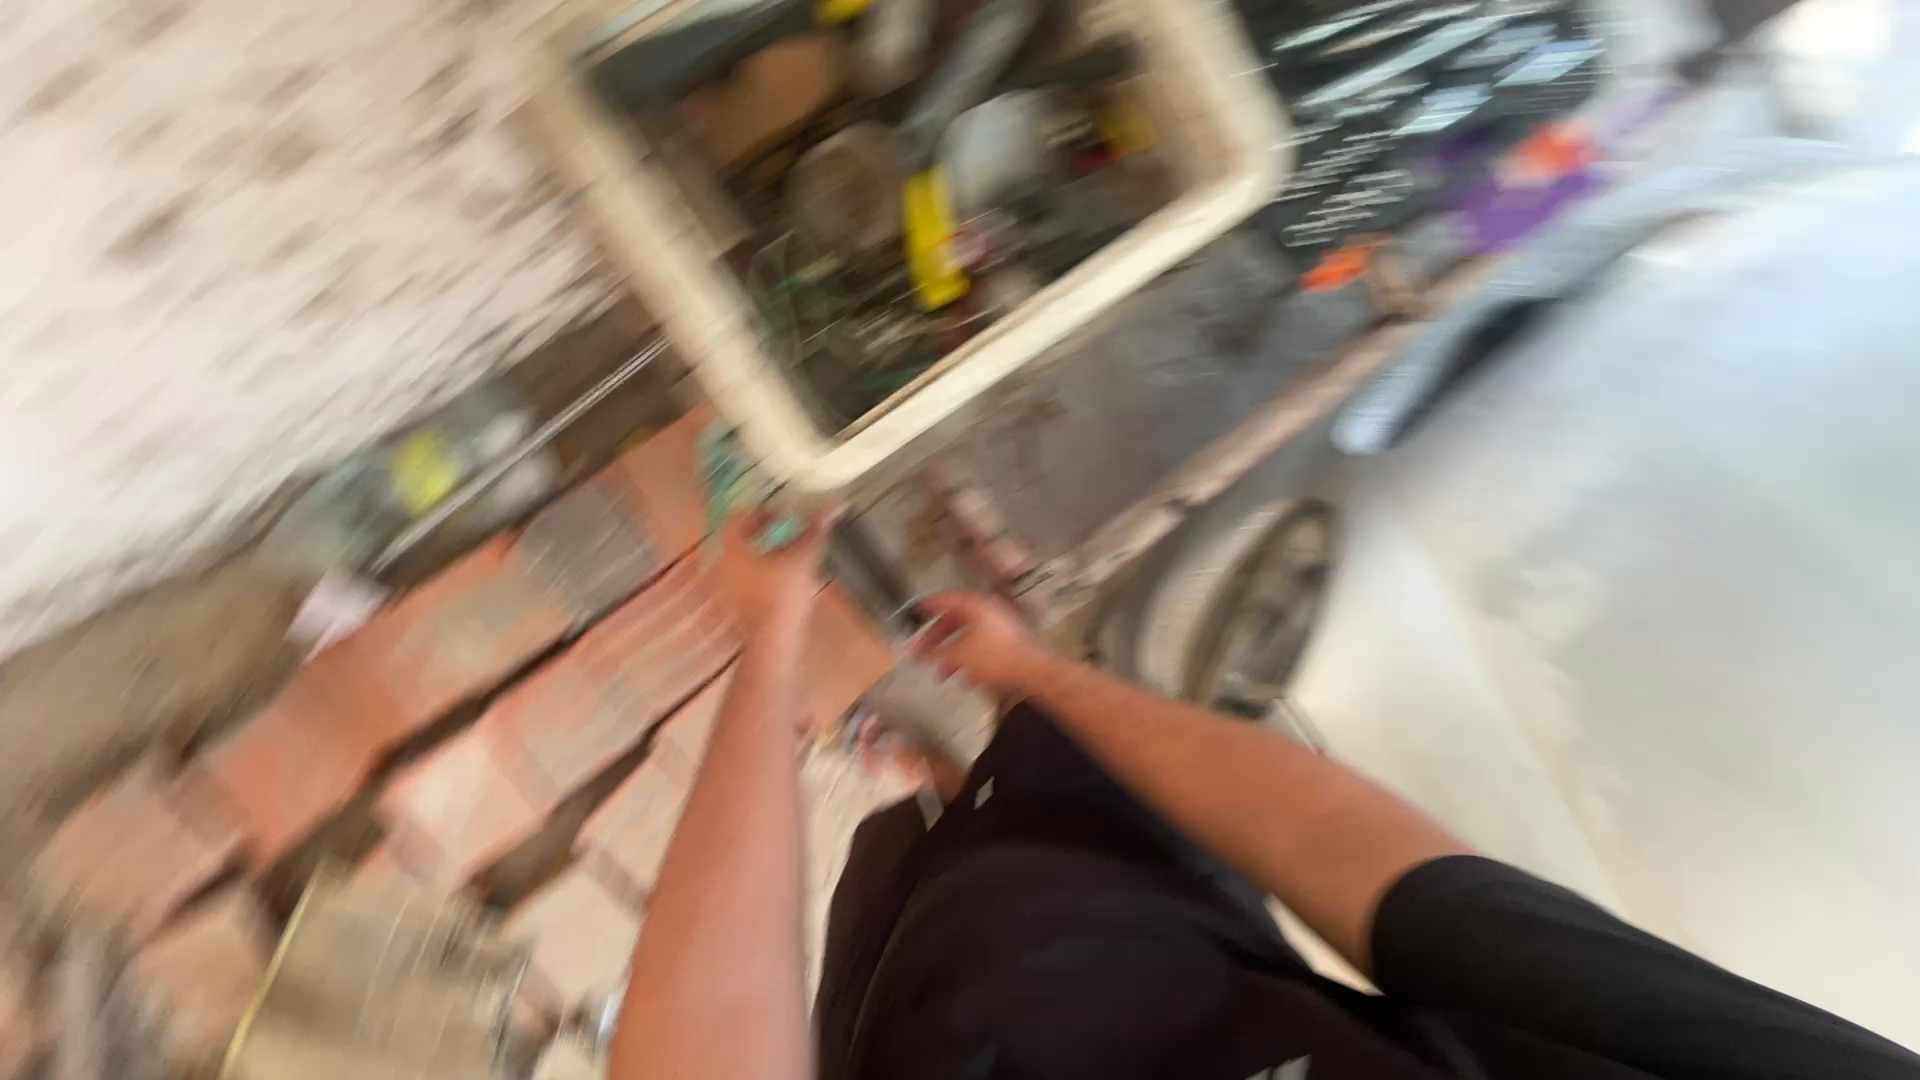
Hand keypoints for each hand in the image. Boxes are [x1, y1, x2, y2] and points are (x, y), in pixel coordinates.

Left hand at [711, 506, 839, 635]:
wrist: (774, 639)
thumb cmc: (784, 593)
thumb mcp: (803, 558)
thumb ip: (815, 530)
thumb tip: (834, 505)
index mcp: (733, 549)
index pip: (737, 518)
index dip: (759, 512)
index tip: (781, 516)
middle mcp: (723, 565)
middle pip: (739, 539)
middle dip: (762, 533)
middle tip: (786, 532)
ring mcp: (726, 588)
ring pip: (741, 560)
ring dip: (762, 553)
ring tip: (787, 555)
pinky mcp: (734, 605)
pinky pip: (744, 579)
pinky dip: (760, 573)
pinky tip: (781, 579)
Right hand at [911, 592, 1051, 699]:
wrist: (1032, 671)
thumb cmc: (995, 657)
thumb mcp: (959, 655)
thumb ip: (936, 652)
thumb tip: (916, 651)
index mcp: (975, 606)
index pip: (946, 600)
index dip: (929, 606)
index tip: (916, 611)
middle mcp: (988, 611)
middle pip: (956, 621)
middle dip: (938, 639)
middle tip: (924, 652)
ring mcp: (1000, 626)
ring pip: (969, 637)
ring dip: (953, 654)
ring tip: (944, 674)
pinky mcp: (1009, 643)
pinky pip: (983, 647)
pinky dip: (971, 660)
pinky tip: (968, 680)